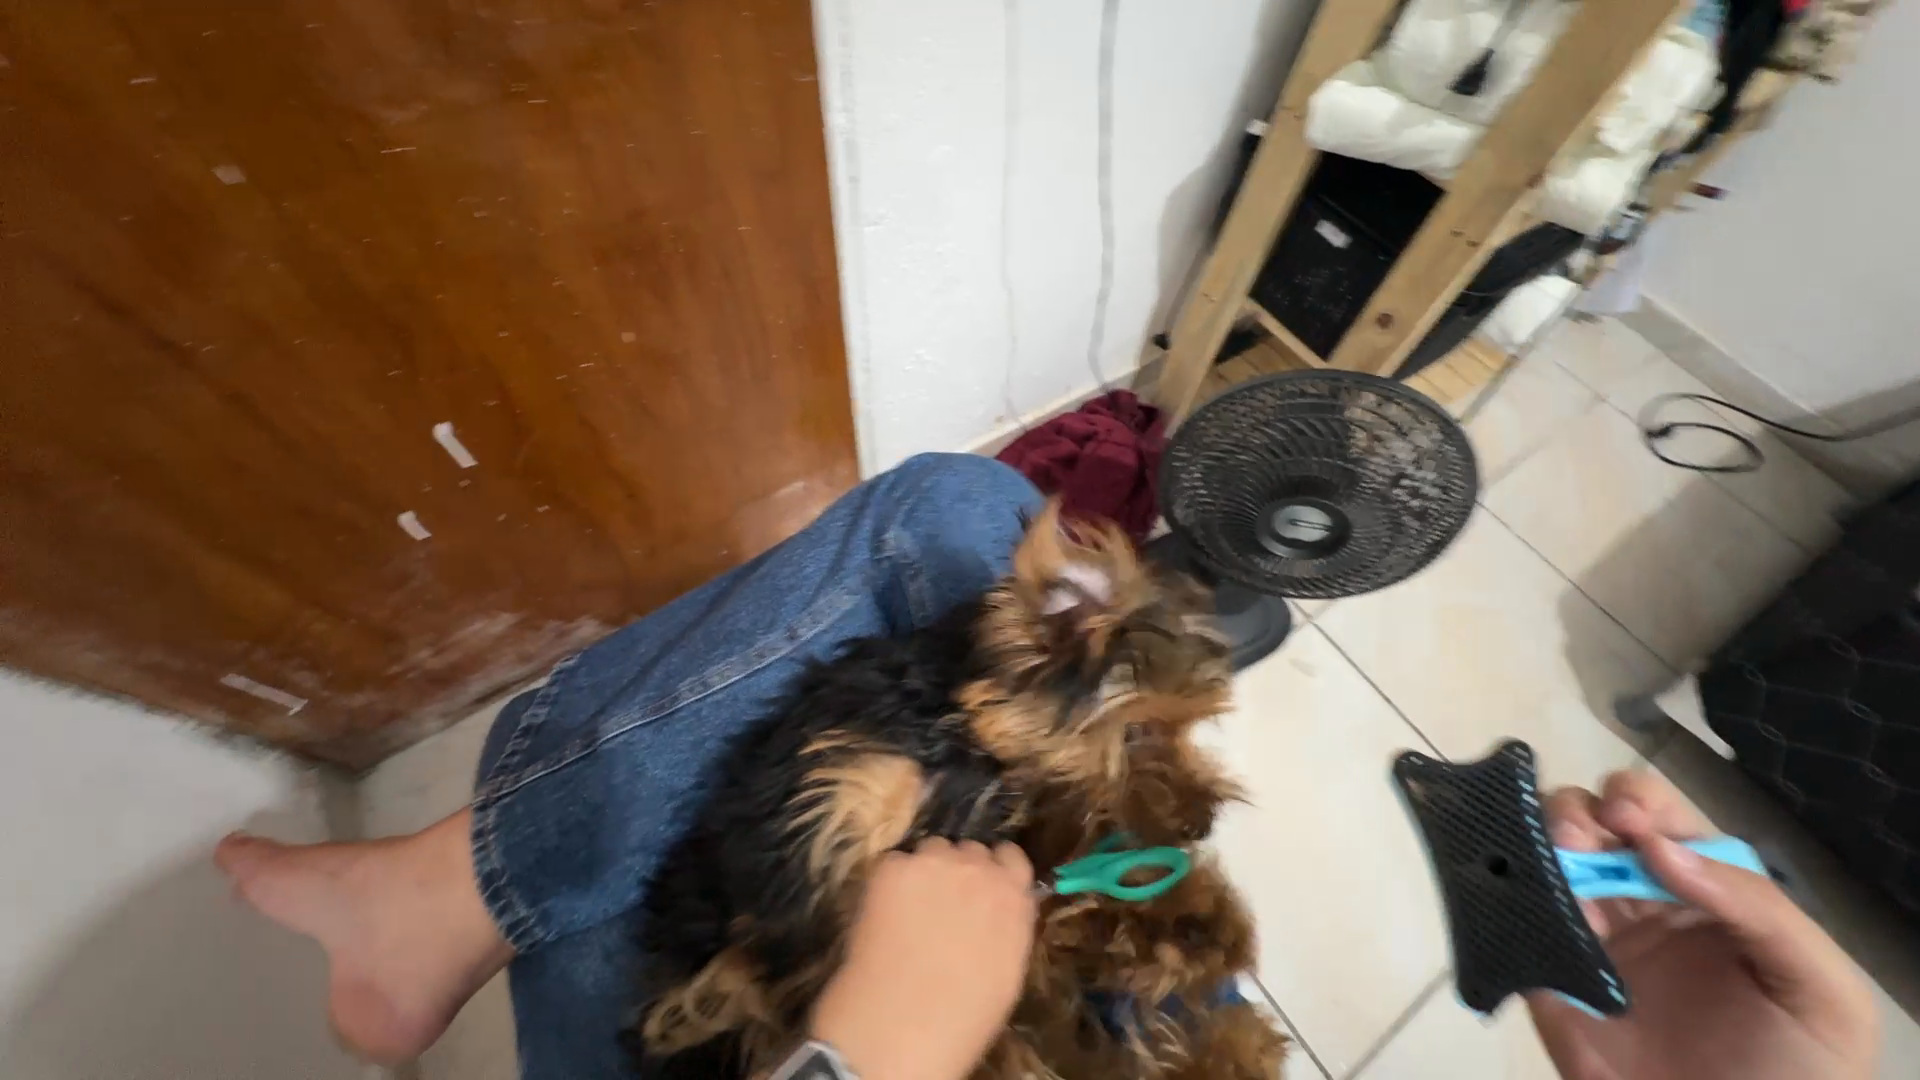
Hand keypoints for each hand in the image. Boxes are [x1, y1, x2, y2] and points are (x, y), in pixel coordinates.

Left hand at [810, 838, 1036, 1079]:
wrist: (898, 1028)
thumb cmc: (962, 1019)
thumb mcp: (1007, 973)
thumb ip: (1009, 925)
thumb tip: (1000, 908)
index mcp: (1012, 896)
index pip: (1011, 856)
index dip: (995, 869)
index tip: (983, 886)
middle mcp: (977, 868)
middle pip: (970, 851)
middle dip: (959, 871)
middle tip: (943, 905)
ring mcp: (934, 861)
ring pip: (932, 850)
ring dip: (926, 872)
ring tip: (911, 912)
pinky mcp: (893, 866)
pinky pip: (895, 864)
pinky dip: (891, 884)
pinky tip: (885, 917)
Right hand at [1528, 770, 1878, 1079]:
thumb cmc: (1786, 1069)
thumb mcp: (1819, 994)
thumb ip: (1760, 910)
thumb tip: (1655, 849)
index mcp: (1700, 891)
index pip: (1662, 818)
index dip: (1639, 801)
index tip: (1627, 821)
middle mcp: (1631, 893)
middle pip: (1590, 818)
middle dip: (1580, 811)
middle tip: (1583, 837)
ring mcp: (1578, 919)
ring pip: (1542, 846)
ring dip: (1542, 836)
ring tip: (1560, 861)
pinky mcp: (1534, 949)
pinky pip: (1510, 901)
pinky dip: (1509, 879)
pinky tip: (1536, 897)